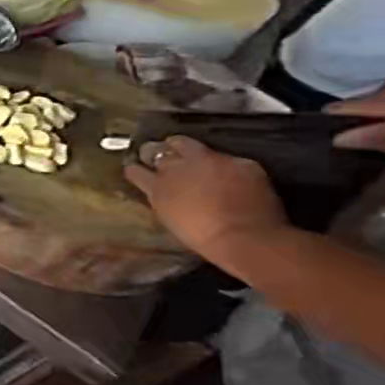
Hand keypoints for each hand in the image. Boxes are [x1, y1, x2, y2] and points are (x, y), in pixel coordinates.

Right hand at [124, 136, 289, 264]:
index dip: (136, 170)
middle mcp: (177, 165)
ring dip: (185, 150)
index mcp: (156, 185)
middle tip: (163, 159)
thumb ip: (163, 198)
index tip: (138, 172)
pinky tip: (233, 178)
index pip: (135, 170)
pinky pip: (228, 159)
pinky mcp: (240, 163)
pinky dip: (226, 167)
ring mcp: (208, 160)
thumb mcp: (172, 218)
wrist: (249, 240)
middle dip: (157, 152)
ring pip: (187, 144)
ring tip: (193, 160)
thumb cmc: (205, 238)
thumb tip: (161, 189)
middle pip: (156, 149)